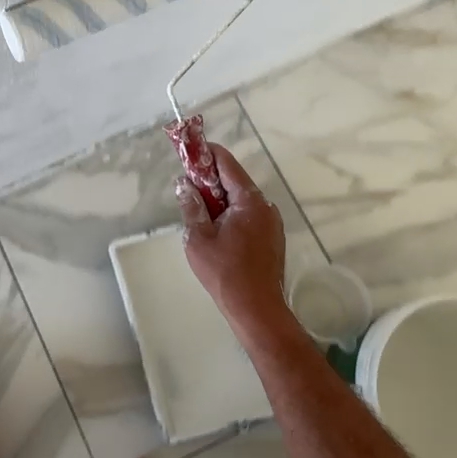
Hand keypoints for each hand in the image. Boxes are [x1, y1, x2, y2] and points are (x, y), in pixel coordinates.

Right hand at [176, 144, 288, 330]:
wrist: (257, 309)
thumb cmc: (224, 272)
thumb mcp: (198, 237)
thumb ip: (191, 206)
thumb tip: (184, 184)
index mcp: (249, 200)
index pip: (227, 164)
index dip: (206, 153)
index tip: (190, 149)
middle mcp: (265, 206)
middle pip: (234, 182)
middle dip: (210, 180)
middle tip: (187, 186)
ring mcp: (272, 223)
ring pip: (241, 201)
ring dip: (219, 200)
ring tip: (198, 214)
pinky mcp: (272, 239)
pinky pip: (248, 216)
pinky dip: (231, 215)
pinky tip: (216, 232)